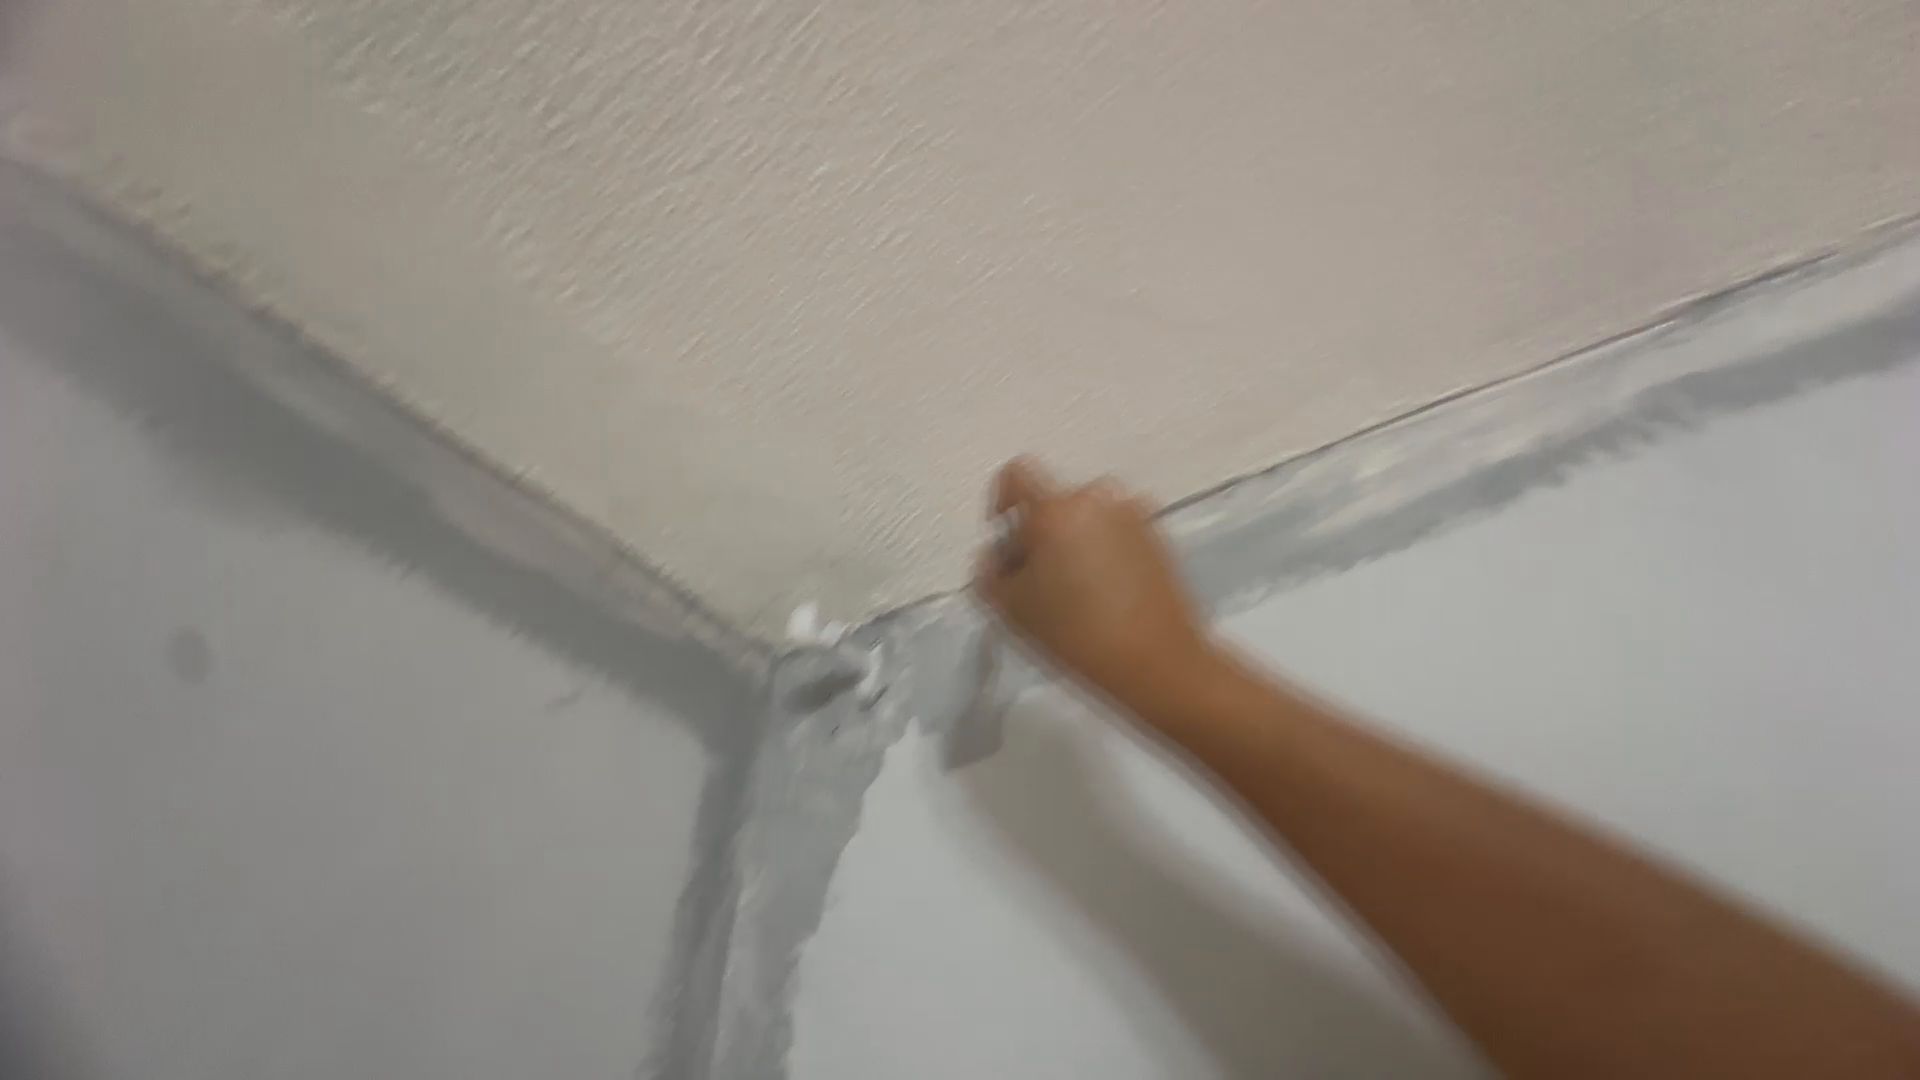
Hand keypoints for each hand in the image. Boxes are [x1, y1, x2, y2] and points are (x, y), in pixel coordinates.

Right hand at [975, 457, 1215, 715]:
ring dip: (1071, 540)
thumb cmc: (1076, 636)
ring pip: (1084, 515)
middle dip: (1039, 532)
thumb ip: (989, 571)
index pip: (1015, 475)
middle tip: (1038, 579)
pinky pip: (1114, 528)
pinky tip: (1104, 590)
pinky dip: (1101, 548)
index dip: (1000, 502)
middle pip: (1051, 500)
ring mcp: (1133, 511)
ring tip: (1074, 588)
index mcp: (1055, 508)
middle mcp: (1097, 496)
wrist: (1159, 662)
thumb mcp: (1011, 610)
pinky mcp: (1158, 532)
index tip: (1007, 543)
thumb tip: (996, 554)